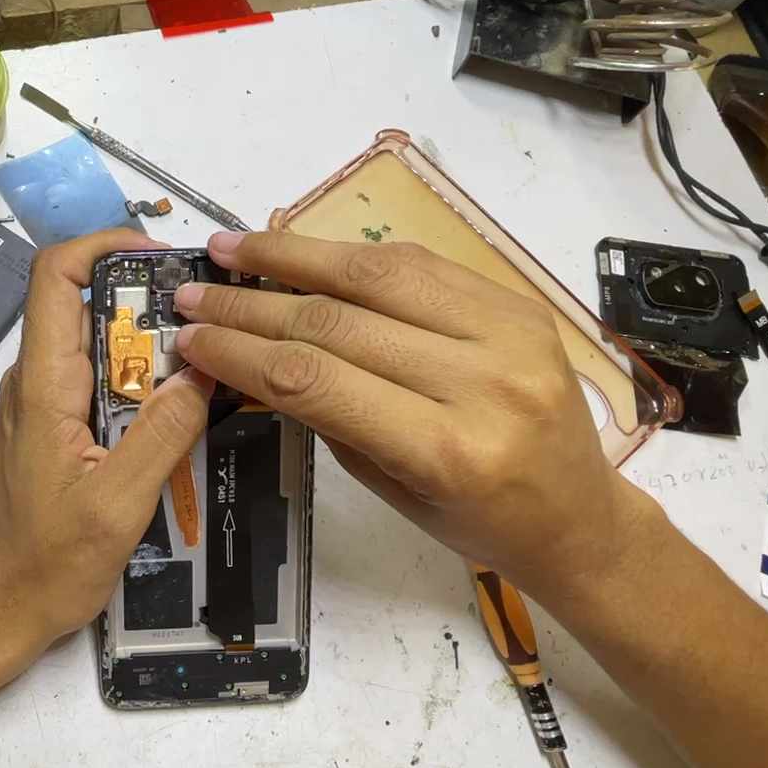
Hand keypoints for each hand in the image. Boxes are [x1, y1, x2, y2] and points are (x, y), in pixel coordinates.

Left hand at [0, 230, 213, 671]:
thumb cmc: (47, 565)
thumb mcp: (118, 505)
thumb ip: (164, 434)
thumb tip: (206, 367)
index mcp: (42, 387)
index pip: (54, 279)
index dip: (103, 247)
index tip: (161, 258)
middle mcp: (34, 382)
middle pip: (84, 307)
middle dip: (147, 304)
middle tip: (209, 325)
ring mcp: (39, 404)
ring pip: (95, 347)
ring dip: (147, 348)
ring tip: (204, 368)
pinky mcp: (50, 428)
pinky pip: (95, 383)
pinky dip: (136, 383)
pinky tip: (173, 411)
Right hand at [172, 231, 651, 599]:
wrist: (577, 514)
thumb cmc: (472, 520)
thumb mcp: (383, 484)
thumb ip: (323, 411)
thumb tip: (252, 351)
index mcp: (446, 449)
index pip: (314, 379)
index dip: (240, 350)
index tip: (190, 337)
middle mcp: (483, 381)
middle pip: (335, 322)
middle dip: (249, 304)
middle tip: (195, 293)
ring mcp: (510, 332)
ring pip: (375, 273)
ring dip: (291, 255)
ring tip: (232, 248)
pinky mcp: (518, 302)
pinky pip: (416, 263)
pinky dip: (348, 254)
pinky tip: (301, 249)